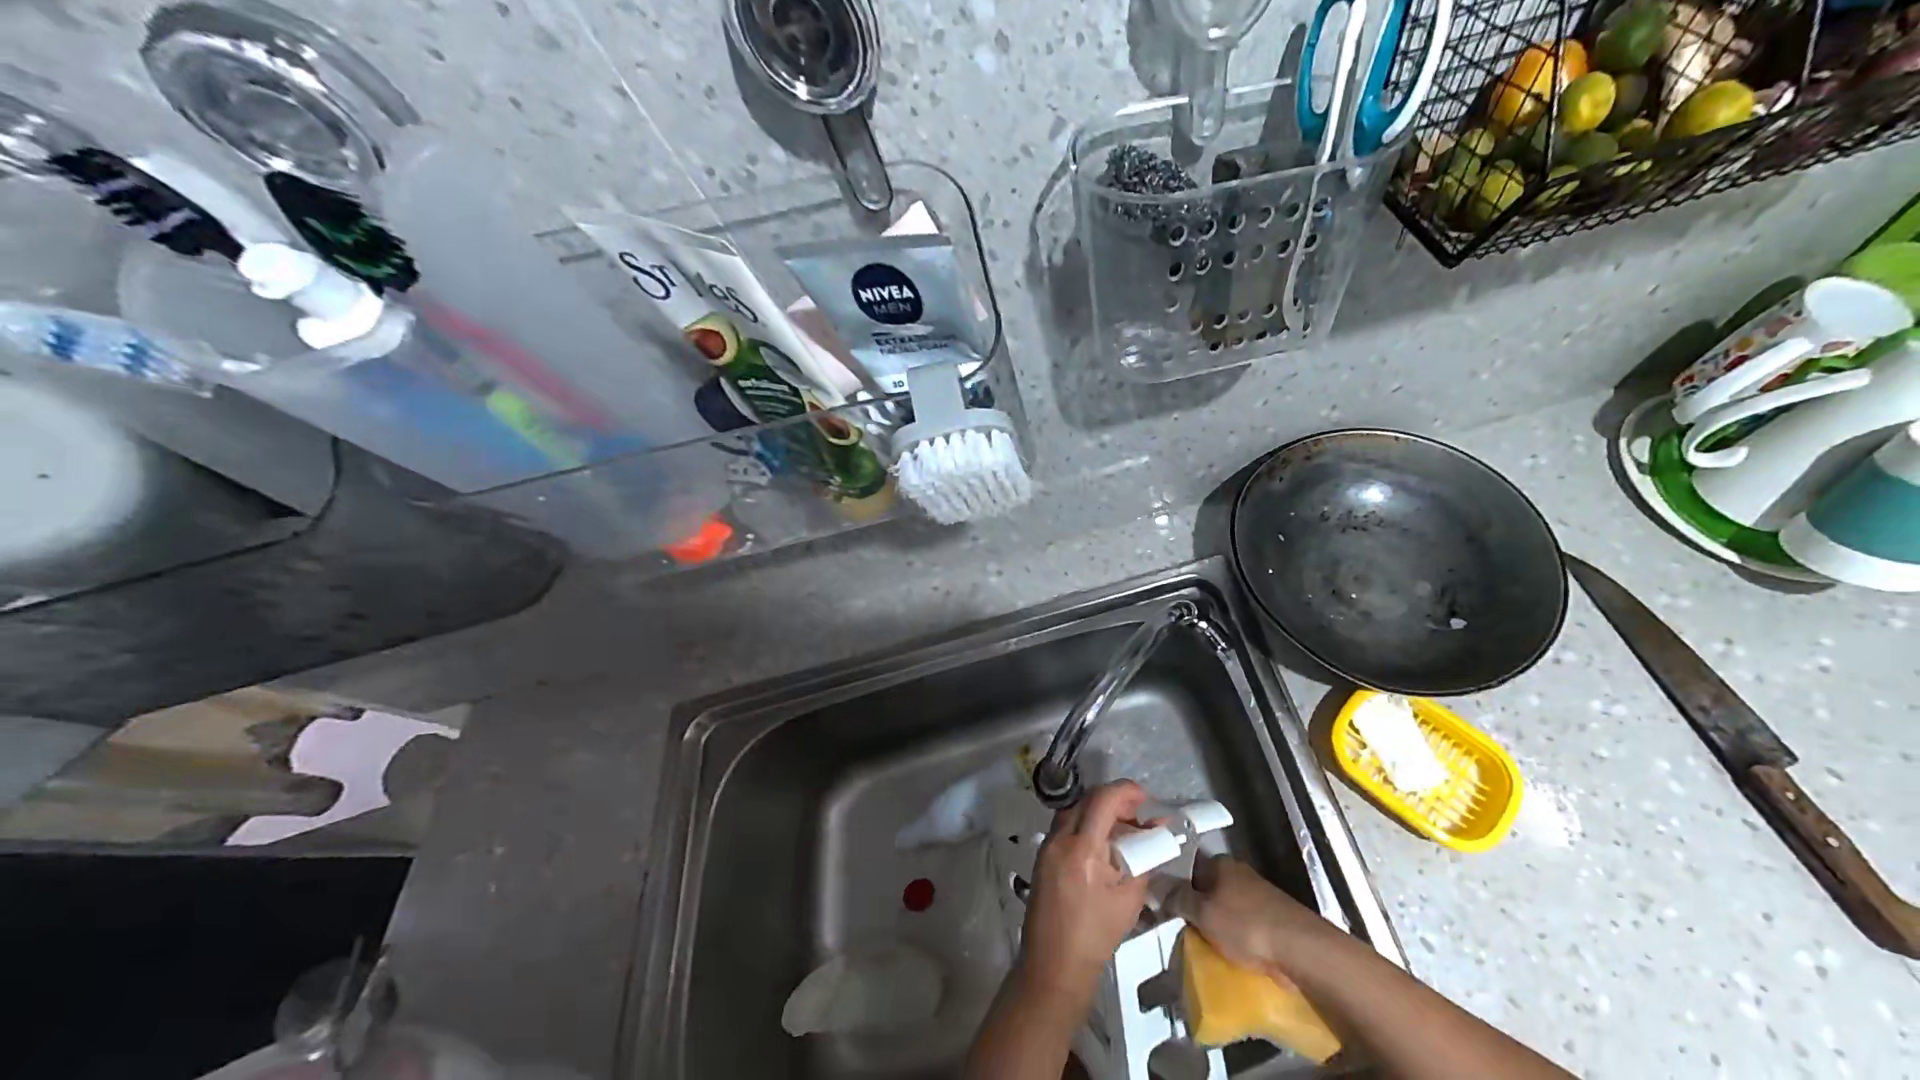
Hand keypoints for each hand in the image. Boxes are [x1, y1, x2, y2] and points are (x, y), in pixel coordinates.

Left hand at [1017, 779, 1153, 1004]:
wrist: (1055, 963)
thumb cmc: (1096, 934)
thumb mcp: (1130, 898)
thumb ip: (1144, 859)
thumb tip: (1156, 834)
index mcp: (1082, 848)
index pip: (1103, 800)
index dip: (1127, 791)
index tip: (1147, 799)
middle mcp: (1060, 839)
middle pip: (1087, 800)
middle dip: (1116, 800)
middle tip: (1140, 814)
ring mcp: (1047, 846)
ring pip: (1074, 810)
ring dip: (1100, 811)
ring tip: (1125, 828)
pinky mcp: (1043, 856)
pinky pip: (1066, 826)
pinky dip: (1086, 825)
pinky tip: (1104, 842)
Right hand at [1167, 854, 1331, 977]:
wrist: (1302, 950)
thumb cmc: (1246, 925)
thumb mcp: (1202, 913)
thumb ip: (1178, 898)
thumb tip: (1156, 885)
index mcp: (1220, 862)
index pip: (1187, 865)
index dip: (1173, 883)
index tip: (1162, 902)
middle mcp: (1238, 872)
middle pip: (1206, 886)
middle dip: (1194, 904)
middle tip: (1178, 925)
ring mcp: (1258, 894)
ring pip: (1225, 906)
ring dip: (1214, 921)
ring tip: (1200, 941)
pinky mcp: (1272, 917)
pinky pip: (1242, 923)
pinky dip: (1234, 934)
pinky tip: (1228, 949)